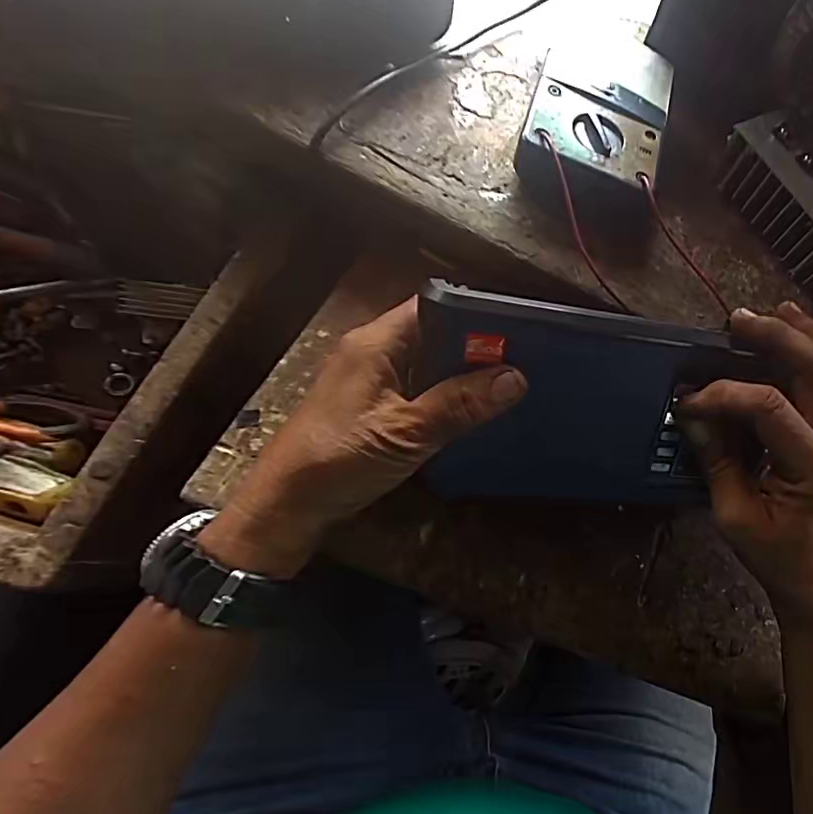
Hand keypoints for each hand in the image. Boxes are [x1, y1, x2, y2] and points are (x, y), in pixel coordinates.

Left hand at [198, 296, 526, 577]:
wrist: (287, 507)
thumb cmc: (337, 459)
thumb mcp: (405, 432)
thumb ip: (459, 403)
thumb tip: (515, 378)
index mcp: (375, 344)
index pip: (432, 306)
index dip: (474, 312)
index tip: (515, 327)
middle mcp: (375, 353)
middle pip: (437, 334)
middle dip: (479, 345)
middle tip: (525, 357)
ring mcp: (376, 381)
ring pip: (433, 364)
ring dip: (467, 373)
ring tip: (513, 381)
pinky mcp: (379, 407)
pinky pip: (425, 389)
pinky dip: (452, 395)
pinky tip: (479, 410)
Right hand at [680, 302, 812, 631]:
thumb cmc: (777, 556)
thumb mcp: (734, 516)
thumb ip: (717, 460)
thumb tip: (692, 412)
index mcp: (811, 466)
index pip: (770, 408)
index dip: (724, 395)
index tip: (688, 402)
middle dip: (778, 337)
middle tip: (737, 321)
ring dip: (805, 335)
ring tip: (774, 312)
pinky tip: (796, 334)